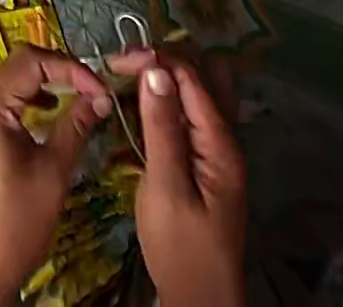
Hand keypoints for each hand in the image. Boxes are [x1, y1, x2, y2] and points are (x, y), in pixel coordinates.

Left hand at [0, 48, 113, 305]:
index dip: (72, 69)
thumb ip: (76, 125)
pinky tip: (54, 108)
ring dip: (51, 78)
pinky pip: (12, 93)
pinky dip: (37, 93)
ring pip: (18, 75)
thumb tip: (103, 96)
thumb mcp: (53, 170)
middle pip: (24, 61)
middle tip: (93, 86)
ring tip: (81, 93)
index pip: (35, 62)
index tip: (101, 90)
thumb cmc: (15, 221)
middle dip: (62, 68)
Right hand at [110, 48, 247, 306]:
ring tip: (131, 76)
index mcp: (220, 141)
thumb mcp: (167, 187)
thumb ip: (162, 127)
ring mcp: (216, 149)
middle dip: (164, 61)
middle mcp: (225, 137)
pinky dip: (169, 101)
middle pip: (201, 77)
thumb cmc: (182, 248)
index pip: (190, 78)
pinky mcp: (204, 162)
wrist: (201, 302)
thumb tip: (155, 68)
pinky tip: (146, 105)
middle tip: (125, 65)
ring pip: (197, 94)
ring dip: (167, 77)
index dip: (156, 60)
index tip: (118, 60)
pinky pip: (190, 115)